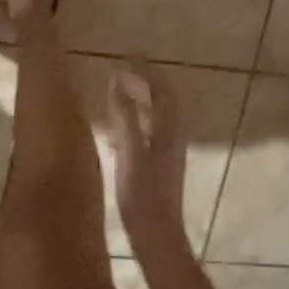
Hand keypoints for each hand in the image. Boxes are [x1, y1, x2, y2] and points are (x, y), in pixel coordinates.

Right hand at [108, 59, 187, 246]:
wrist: (158, 237)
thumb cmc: (143, 195)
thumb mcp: (130, 151)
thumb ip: (124, 116)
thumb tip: (117, 81)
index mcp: (168, 128)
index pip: (161, 88)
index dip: (146, 68)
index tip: (128, 52)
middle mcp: (172, 135)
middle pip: (162, 99)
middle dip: (144, 79)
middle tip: (122, 66)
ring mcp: (168, 151)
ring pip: (156, 115)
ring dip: (140, 98)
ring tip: (117, 90)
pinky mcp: (160, 165)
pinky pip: (149, 130)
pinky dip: (135, 119)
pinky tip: (116, 130)